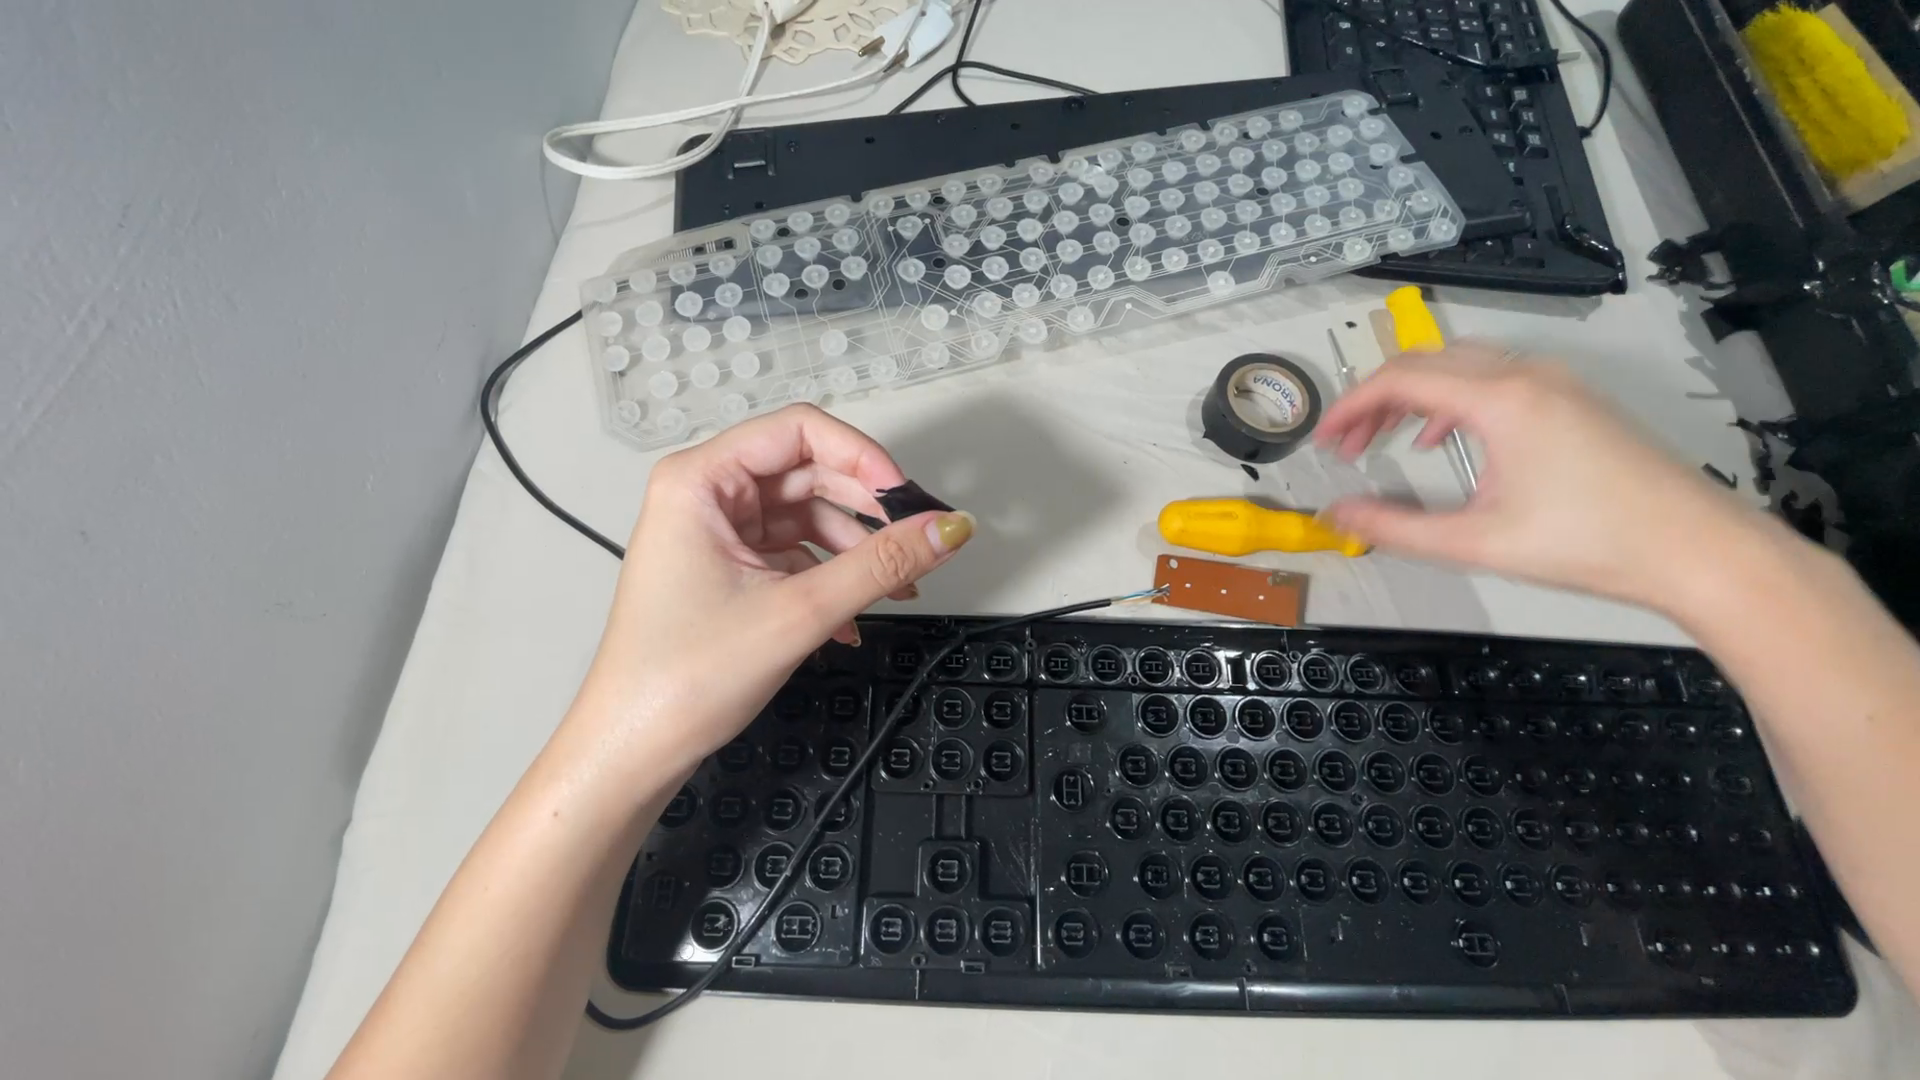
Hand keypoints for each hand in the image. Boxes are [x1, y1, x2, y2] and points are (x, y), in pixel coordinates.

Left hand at [567, 405, 973, 784]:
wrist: (635, 751)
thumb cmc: (680, 680)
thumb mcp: (798, 612)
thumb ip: (880, 565)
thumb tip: (946, 529)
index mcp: (700, 481)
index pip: (800, 430)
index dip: (862, 456)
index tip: (907, 497)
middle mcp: (707, 497)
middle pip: (810, 474)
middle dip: (867, 510)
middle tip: (916, 541)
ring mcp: (719, 534)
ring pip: (810, 517)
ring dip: (857, 551)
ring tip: (896, 587)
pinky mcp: (733, 569)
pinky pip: (798, 553)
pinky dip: (833, 579)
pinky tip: (855, 618)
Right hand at [1314, 343, 1769, 612]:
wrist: (1699, 550)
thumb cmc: (1587, 544)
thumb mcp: (1475, 542)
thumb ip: (1395, 527)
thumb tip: (1336, 515)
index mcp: (1501, 401)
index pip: (1401, 379)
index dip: (1350, 406)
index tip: (1321, 439)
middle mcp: (1527, 377)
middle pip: (1427, 361)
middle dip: (1375, 399)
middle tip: (1346, 445)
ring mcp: (1556, 384)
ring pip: (1460, 366)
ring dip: (1411, 397)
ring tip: (1381, 442)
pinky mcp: (1573, 401)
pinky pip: (1492, 379)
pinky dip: (1449, 401)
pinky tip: (1440, 440)